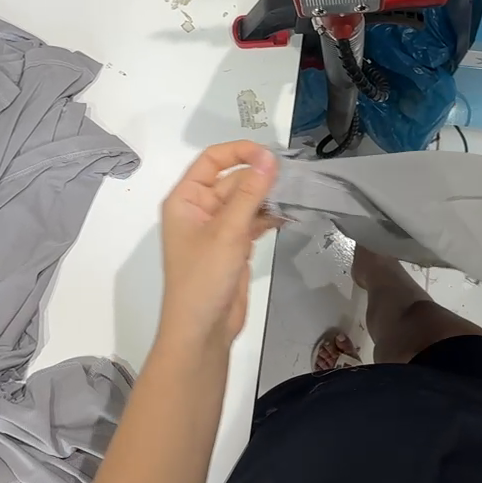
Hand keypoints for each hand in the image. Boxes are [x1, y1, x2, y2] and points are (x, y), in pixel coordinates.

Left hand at [158, 142, 280, 349]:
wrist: (202, 330)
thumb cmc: (204, 278)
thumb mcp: (228, 231)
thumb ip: (250, 192)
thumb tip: (269, 158)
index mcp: (186, 199)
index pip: (212, 160)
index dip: (239, 152)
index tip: (270, 155)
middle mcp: (199, 208)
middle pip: (232, 179)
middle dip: (259, 177)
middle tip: (293, 178)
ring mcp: (217, 228)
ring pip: (245, 200)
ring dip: (267, 197)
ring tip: (295, 195)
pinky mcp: (232, 245)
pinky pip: (252, 220)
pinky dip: (268, 216)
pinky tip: (288, 215)